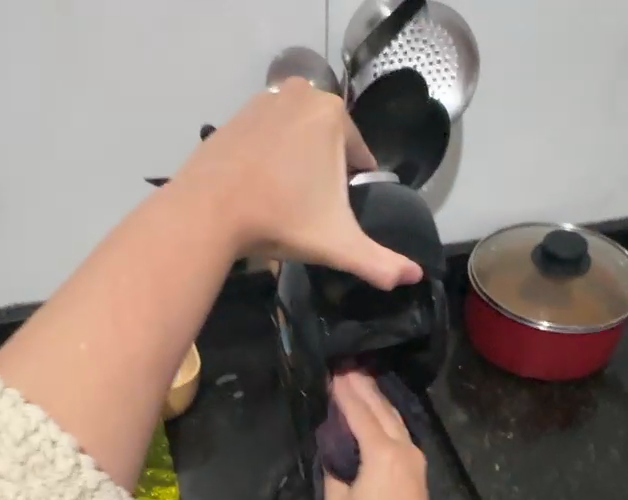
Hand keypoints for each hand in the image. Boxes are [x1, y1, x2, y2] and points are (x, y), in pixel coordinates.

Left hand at [169, 80, 421, 289]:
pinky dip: (269, 159)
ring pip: (298, 140)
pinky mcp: (237, 114)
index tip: (331, 215)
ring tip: (282, 201)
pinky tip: (260, 188)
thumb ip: (380, 262)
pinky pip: (268, 138)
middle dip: (323, 175)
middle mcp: (302, 94)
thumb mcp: (338, 245)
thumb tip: (417, 277)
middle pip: (329, 145)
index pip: (359, 157)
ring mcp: (265, 99)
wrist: (210, 211)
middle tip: (305, 210)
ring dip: (297, 166)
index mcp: (334, 115)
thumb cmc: (281, 221)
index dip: (349, 190)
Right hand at [323, 372, 441, 499]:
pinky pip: (400, 432)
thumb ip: (333, 472)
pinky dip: (386, 417)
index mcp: (381, 453)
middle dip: (363, 388)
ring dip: (377, 400)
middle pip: (381, 409)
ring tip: (361, 382)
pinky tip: (379, 413)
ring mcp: (414, 458)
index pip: (359, 414)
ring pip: (394, 419)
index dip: (344, 393)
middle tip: (346, 368)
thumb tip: (333, 453)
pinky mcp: (417, 470)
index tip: (332, 374)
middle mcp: (402, 448)